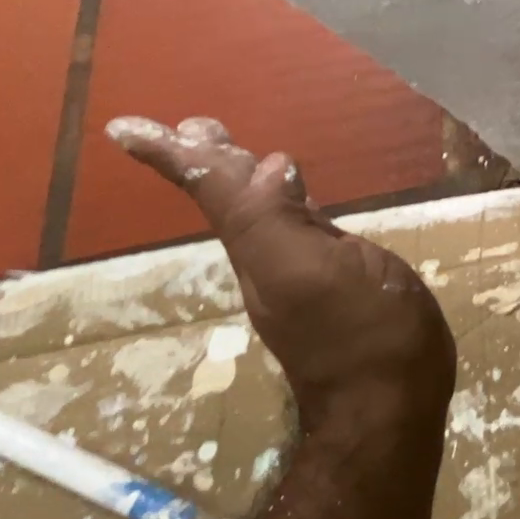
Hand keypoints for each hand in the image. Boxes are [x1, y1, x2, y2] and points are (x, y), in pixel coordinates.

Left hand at [104, 116, 456, 432]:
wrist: (391, 394)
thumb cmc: (361, 331)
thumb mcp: (314, 274)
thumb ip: (280, 222)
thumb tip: (270, 164)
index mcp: (261, 249)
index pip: (214, 193)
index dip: (177, 159)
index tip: (128, 127)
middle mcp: (272, 255)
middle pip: (232, 199)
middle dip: (210, 160)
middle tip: (194, 124)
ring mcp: (306, 269)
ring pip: (264, 211)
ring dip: (243, 176)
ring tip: (232, 145)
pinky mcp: (340, 277)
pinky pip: (299, 226)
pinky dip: (289, 200)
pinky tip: (299, 193)